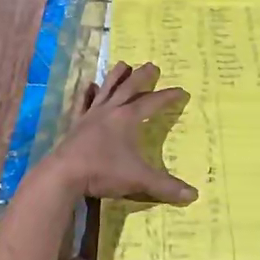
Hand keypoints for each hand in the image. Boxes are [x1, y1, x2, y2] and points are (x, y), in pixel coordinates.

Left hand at [41, 62, 197, 203]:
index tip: (181, 90)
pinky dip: (86, 92)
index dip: (168, 96)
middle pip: (128, 88)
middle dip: (142, 77)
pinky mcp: (75, 124)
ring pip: (105, 89)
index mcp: (127, 119)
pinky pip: (82, 102)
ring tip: (123, 64)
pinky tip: (87, 84)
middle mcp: (109, 111)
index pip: (152, 103)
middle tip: (152, 65)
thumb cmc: (104, 171)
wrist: (64, 174)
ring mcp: (90, 115)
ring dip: (116, 76)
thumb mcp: (139, 180)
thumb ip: (166, 186)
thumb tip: (194, 195)